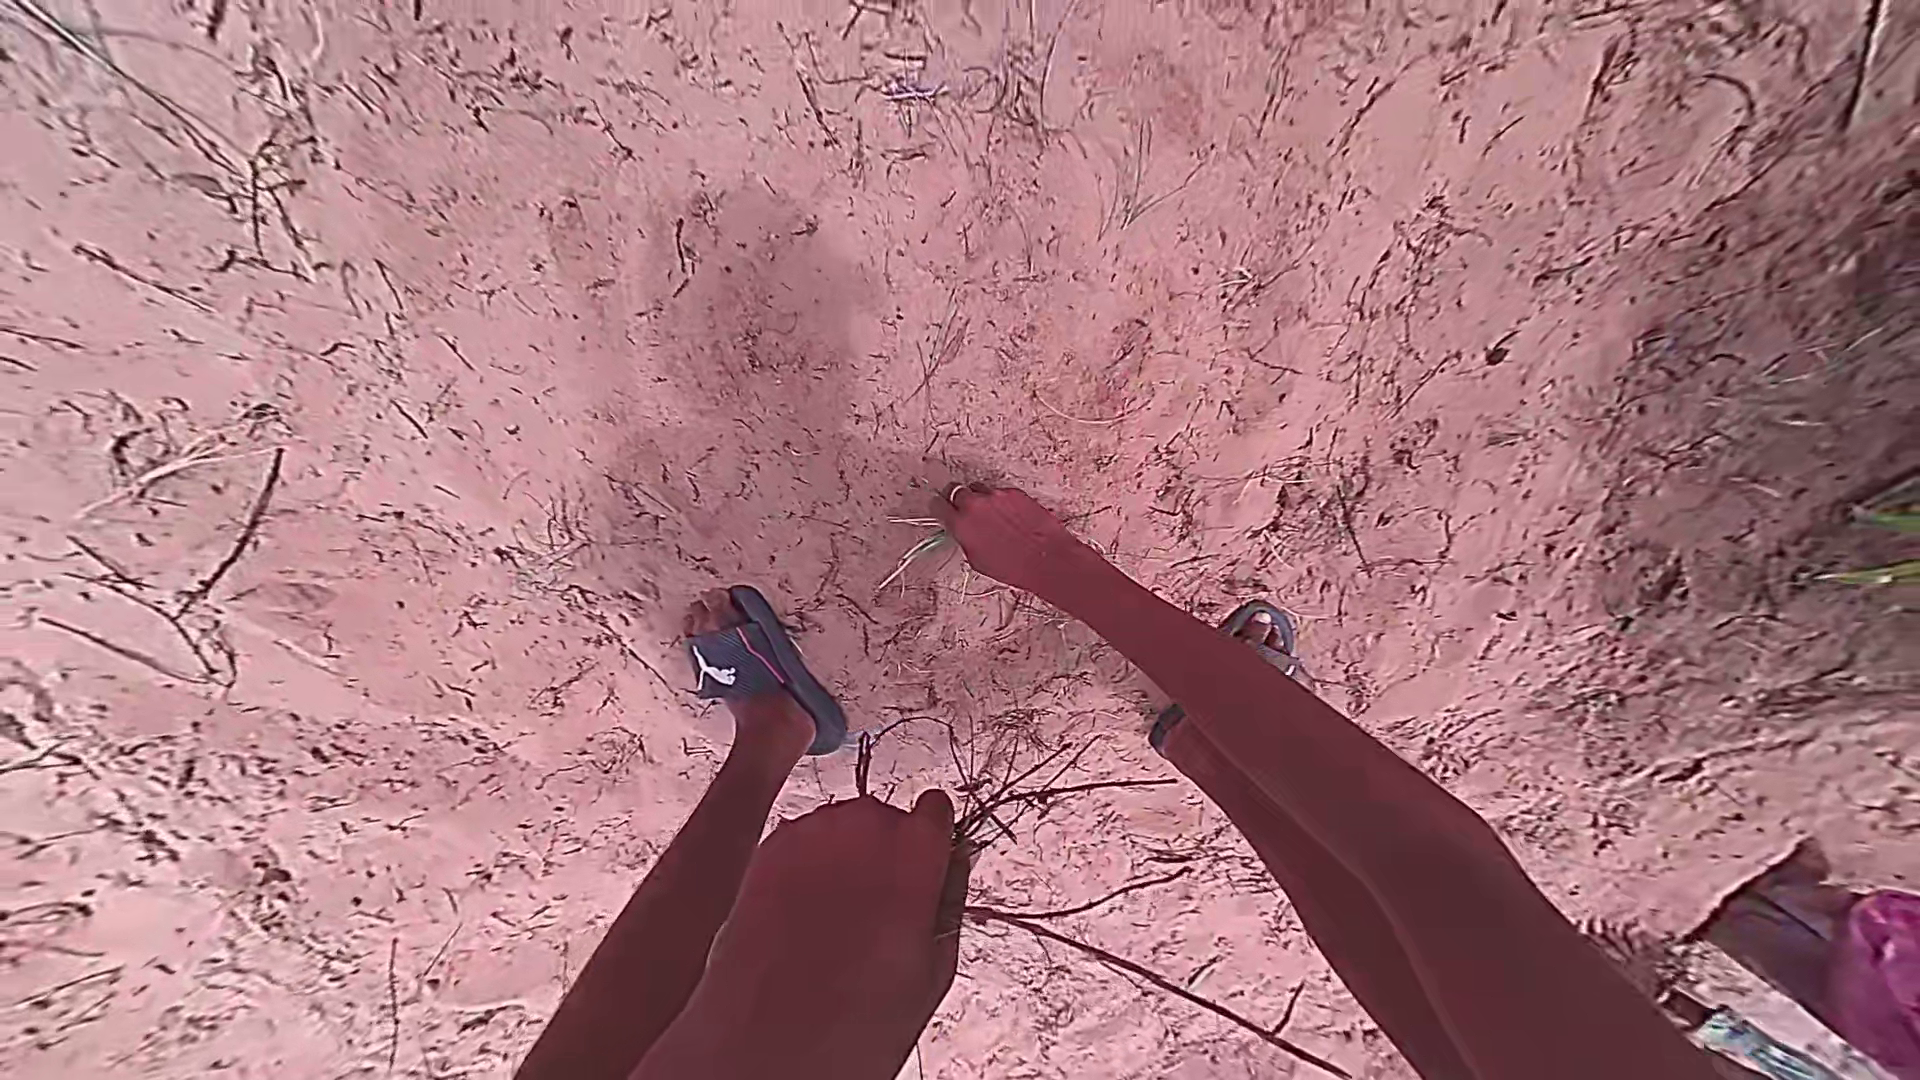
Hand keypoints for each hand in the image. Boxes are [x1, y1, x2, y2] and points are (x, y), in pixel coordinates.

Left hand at [636, 792, 968, 1079]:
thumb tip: (951, 865)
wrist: (764, 1048)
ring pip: (844, 827)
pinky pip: (804, 840)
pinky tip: (801, 914)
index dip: (931, 837)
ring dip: (844, 856)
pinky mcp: (775, 842)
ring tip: (831, 921)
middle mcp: (869, 822)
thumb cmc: (854, 1023)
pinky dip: (806, 865)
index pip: (936, 807)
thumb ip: (949, 898)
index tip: (924, 861)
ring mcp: (818, 828)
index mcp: (917, 848)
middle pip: (887, 819)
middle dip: (885, 852)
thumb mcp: (933, 969)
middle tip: (873, 910)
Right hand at [933, 483, 1099, 595]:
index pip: (938, 505)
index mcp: (961, 524)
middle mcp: (975, 505)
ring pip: (978, 489)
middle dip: (956, 498)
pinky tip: (1008, 515)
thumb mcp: (977, 559)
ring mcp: (995, 496)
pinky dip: (1000, 501)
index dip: (938, 507)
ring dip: (979, 498)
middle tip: (961, 506)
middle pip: (955, 490)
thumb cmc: (1015, 566)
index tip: (940, 508)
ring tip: (989, 514)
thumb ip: (965, 538)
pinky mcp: (1014, 492)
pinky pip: (999, 492)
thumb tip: (964, 532)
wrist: (1046, 558)